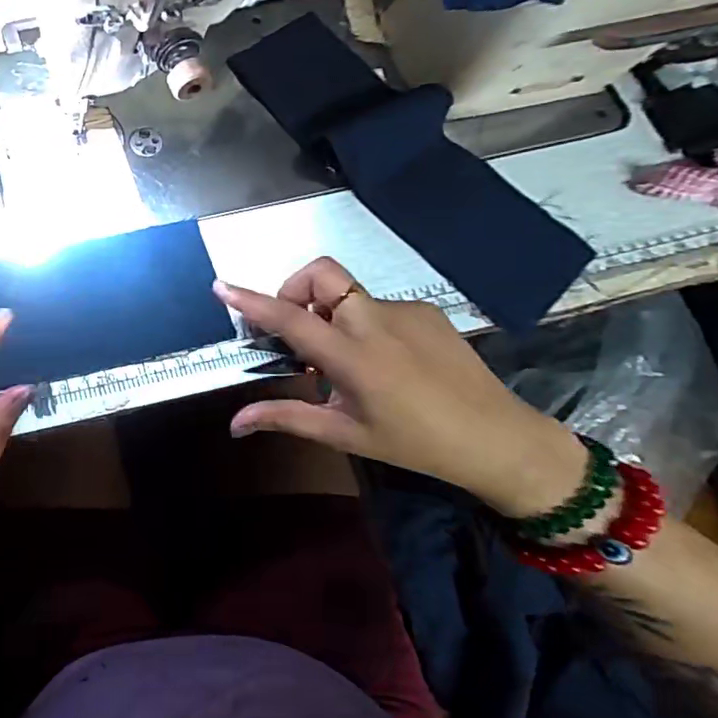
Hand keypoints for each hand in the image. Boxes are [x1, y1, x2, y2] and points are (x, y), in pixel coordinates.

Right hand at [215, 258, 586, 517]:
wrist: (494, 436)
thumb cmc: (413, 442)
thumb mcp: (345, 434)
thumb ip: (287, 418)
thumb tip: (235, 423)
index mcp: (352, 356)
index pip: (290, 318)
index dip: (252, 301)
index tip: (223, 286)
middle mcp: (375, 321)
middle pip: (321, 275)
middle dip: (296, 291)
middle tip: (298, 334)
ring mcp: (405, 310)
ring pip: (349, 294)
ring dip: (331, 316)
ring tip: (347, 364)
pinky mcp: (427, 310)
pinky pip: (378, 306)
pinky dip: (364, 325)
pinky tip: (385, 363)